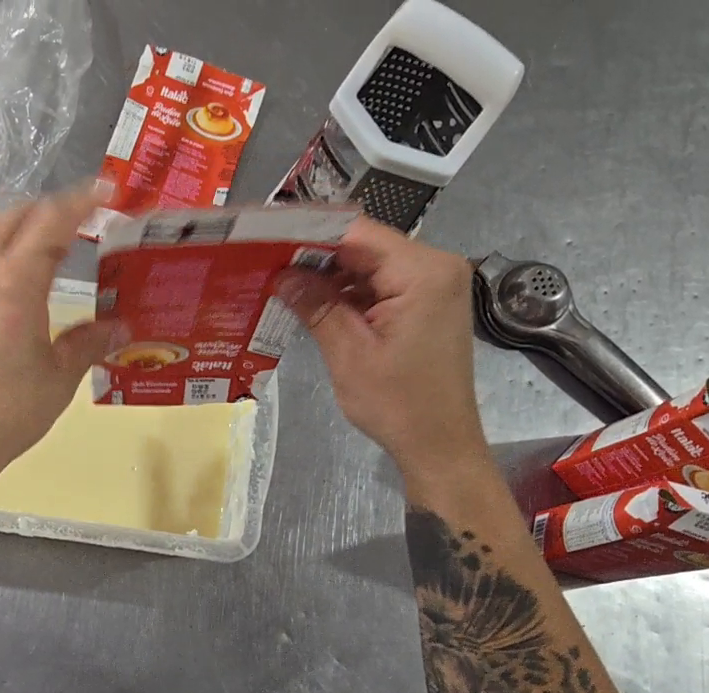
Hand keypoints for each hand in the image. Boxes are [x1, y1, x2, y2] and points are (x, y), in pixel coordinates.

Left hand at [0, 189, 126, 503]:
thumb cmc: (7, 414)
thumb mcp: (59, 379)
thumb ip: (89, 343)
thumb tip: (122, 326)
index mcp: (15, 282)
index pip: (51, 221)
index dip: (81, 201)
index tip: (106, 193)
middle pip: (14, 215)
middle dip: (49, 210)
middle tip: (77, 225)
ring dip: (11, 222)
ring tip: (34, 240)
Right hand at [275, 220, 486, 479]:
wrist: (440, 443)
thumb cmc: (398, 403)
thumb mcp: (350, 355)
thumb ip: (317, 306)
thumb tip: (282, 275)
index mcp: (422, 272)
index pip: (357, 234)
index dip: (310, 234)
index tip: (269, 241)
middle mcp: (435, 266)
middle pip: (365, 246)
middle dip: (317, 257)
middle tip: (268, 265)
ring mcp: (435, 285)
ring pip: (371, 266)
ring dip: (331, 278)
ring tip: (283, 286)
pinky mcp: (427, 304)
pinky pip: (382, 286)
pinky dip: (350, 294)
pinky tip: (315, 305)